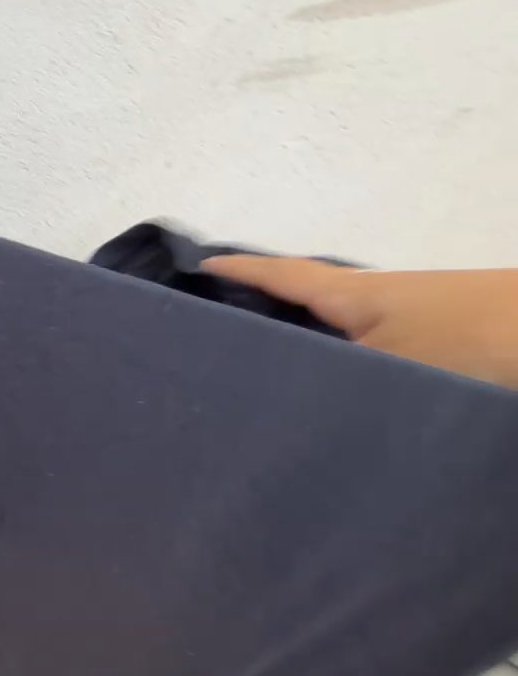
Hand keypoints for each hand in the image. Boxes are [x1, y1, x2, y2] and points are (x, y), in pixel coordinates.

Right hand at [203, 256, 517, 388]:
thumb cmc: (477, 344)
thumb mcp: (383, 368)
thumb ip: (328, 382)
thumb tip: (276, 409)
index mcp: (355, 294)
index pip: (280, 274)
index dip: (239, 270)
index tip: (198, 266)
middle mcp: (386, 299)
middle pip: (312, 302)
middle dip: (269, 313)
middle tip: (224, 335)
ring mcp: (429, 319)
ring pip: (351, 330)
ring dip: (316, 347)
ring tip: (278, 375)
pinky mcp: (464, 342)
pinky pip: (386, 350)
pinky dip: (357, 364)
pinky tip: (350, 393)